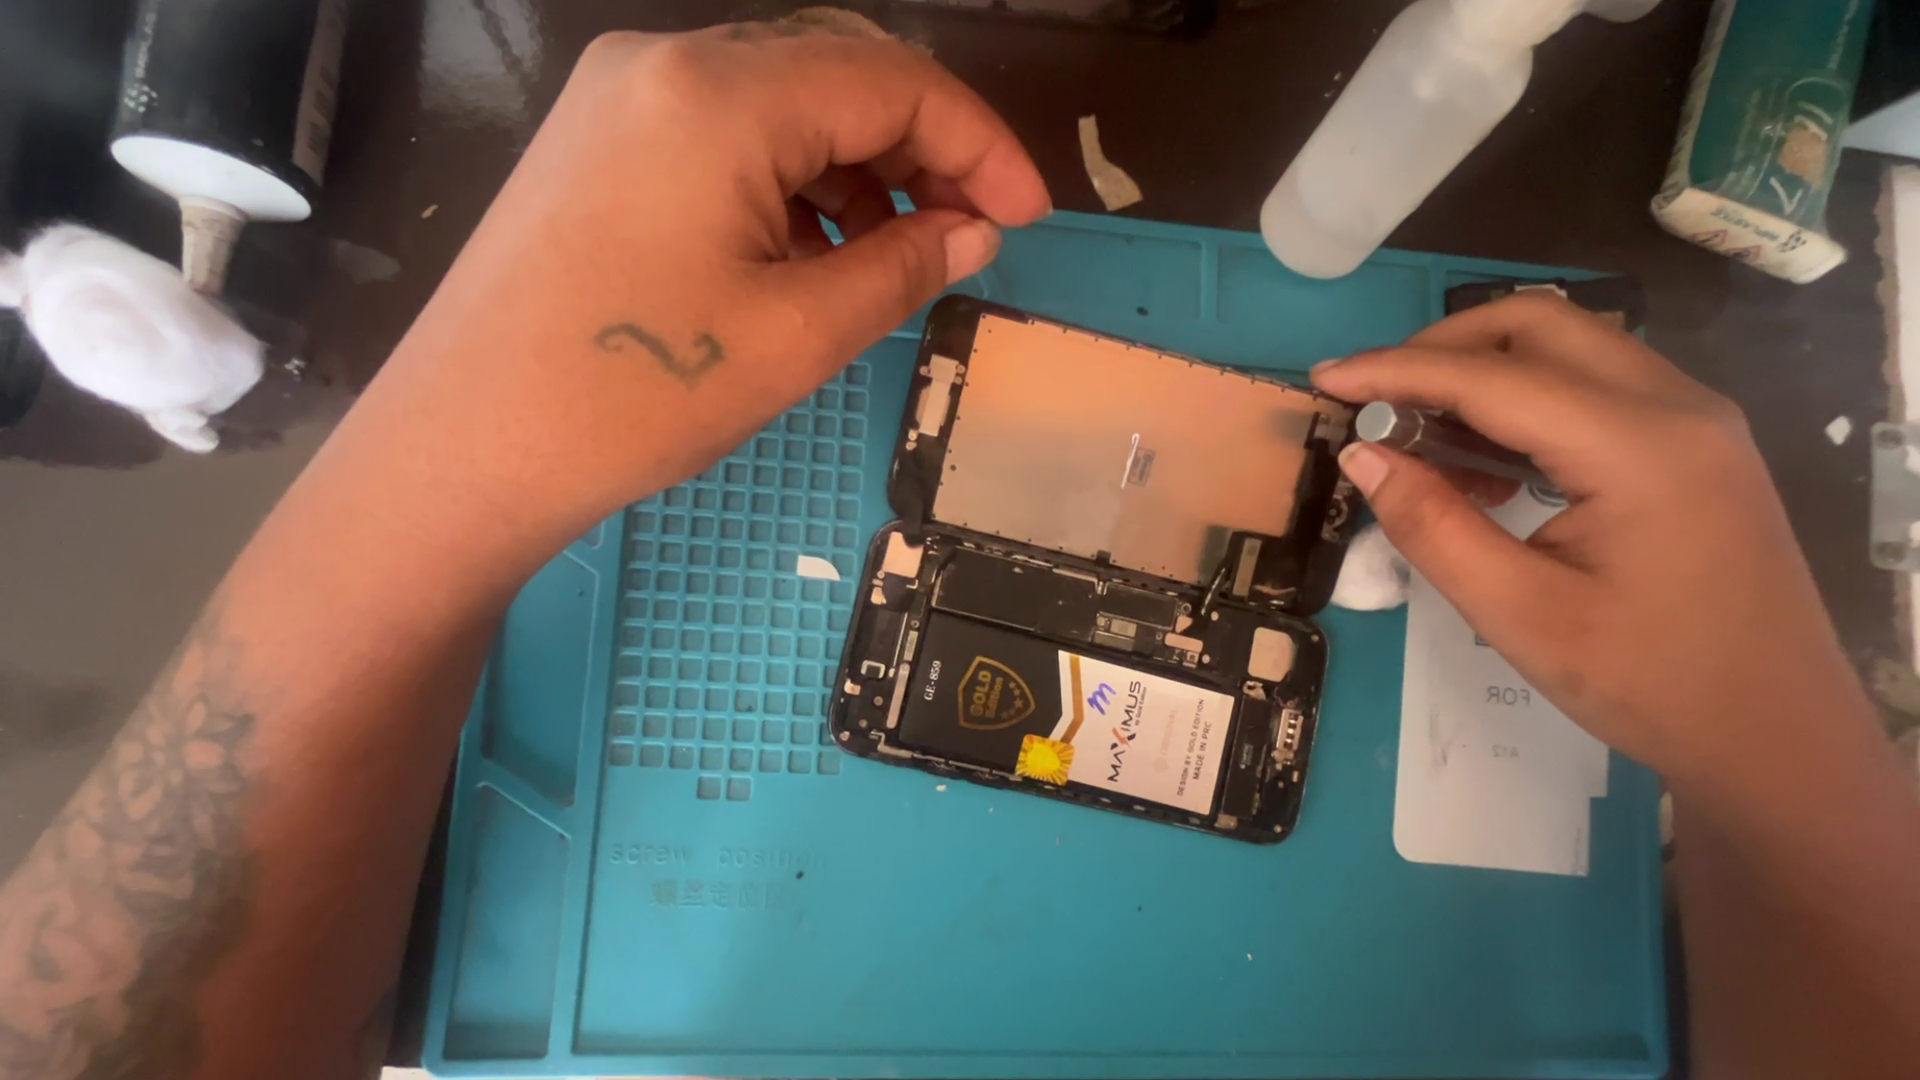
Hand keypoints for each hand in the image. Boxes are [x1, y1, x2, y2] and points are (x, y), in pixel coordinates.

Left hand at [348, 21, 1048, 562]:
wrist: (472, 446)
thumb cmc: (640, 396)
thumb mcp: (797, 335)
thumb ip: (902, 266)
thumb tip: (977, 230)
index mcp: (721, 95)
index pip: (892, 80)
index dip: (980, 144)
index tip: (1029, 214)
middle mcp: (668, 64)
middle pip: (839, 74)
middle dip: (925, 149)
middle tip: (973, 230)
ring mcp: (624, 99)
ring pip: (786, 106)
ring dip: (862, 168)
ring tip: (900, 251)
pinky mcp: (603, 145)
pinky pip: (731, 139)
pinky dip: (797, 185)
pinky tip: (817, 249)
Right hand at [1312, 292, 1866, 782]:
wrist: (1775, 733)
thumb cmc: (1646, 680)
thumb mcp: (1515, 612)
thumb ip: (1430, 525)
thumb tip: (1361, 455)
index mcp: (1637, 447)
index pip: (1491, 377)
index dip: (1394, 371)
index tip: (1323, 379)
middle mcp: (1675, 407)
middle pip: (1537, 326)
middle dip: (1437, 347)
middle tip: (1372, 398)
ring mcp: (1690, 420)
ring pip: (1564, 346)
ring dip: (1476, 370)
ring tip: (1415, 435)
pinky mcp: (1686, 443)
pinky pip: (1586, 386)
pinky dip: (1515, 400)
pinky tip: (1479, 464)